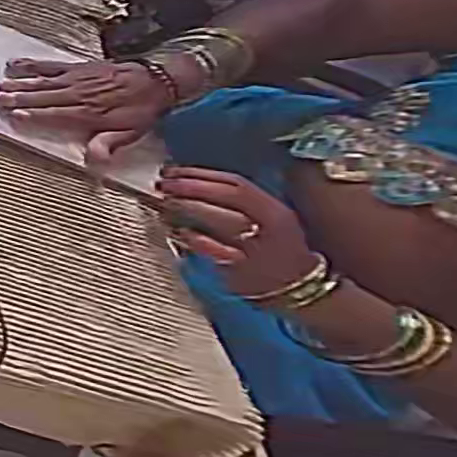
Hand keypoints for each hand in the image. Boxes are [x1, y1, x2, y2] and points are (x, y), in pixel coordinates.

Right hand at [0, 58, 179, 162]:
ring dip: (20, 84)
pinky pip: (50, 65)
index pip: (55, 115)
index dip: (34, 115)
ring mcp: (76, 78)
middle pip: (43, 97)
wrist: (159, 81)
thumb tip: (93, 161)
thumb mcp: (131, 133)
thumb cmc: (140, 111)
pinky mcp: (77, 66)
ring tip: (1, 86)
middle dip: (20, 98)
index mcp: (89, 113)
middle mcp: (79, 94)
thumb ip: (108, 145)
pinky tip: (14, 64)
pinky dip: (31, 64)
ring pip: (42, 81)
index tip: (16, 116)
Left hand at [158, 167, 319, 299]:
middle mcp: (269, 226)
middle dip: (189, 186)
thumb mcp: (262, 218)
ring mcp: (257, 247)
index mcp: (274, 210)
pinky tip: (180, 231)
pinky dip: (195, 238)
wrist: (294, 287)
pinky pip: (215, 249)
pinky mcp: (241, 268)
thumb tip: (185, 180)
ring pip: (222, 220)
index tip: (170, 170)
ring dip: (188, 207)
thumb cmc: (268, 246)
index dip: (198, 173)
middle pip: (228, 197)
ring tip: (166, 203)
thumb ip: (232, 201)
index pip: (235, 183)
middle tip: (163, 184)